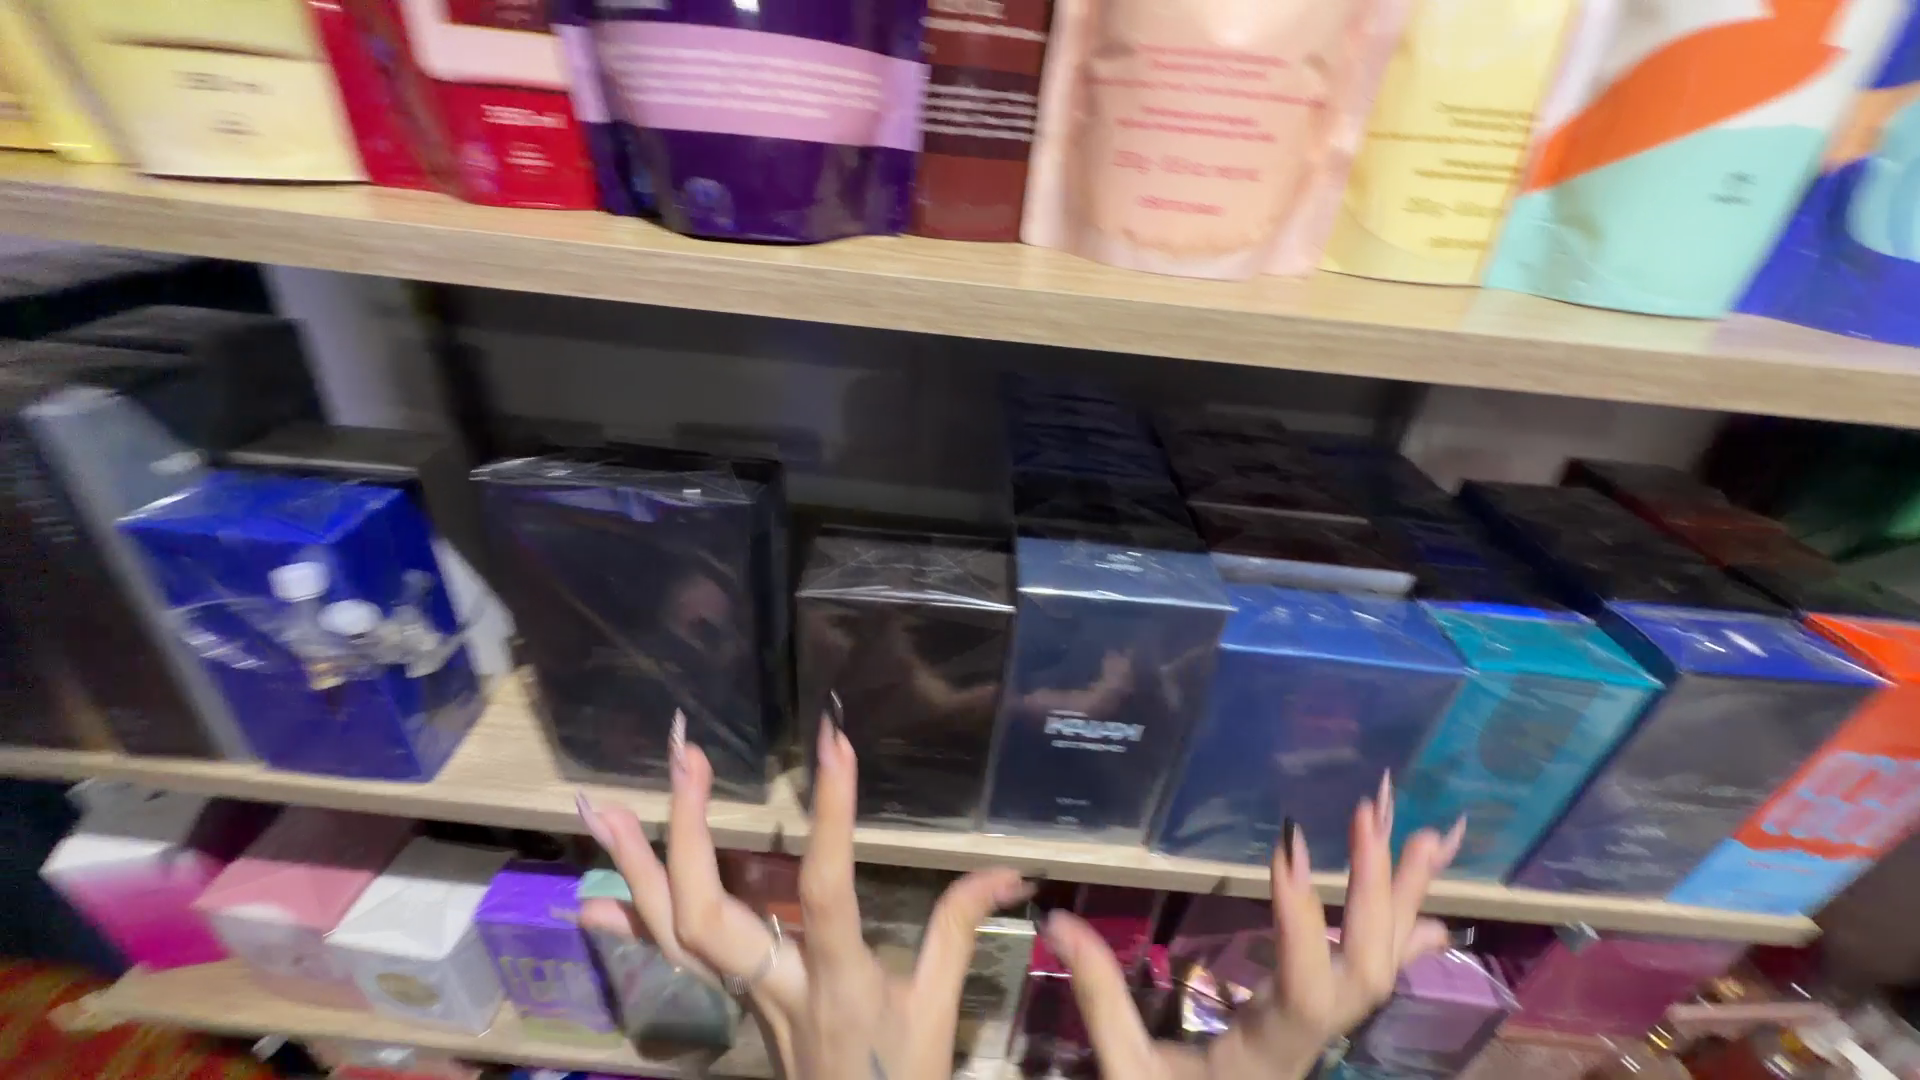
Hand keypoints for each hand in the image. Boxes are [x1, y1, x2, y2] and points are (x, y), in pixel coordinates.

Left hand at [577, 712, 1032, 1079]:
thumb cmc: (899, 1074)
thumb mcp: (938, 1006)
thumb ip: (961, 927)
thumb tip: (1010, 872)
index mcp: (837, 979)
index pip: (826, 889)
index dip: (830, 815)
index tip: (834, 742)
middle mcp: (772, 984)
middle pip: (708, 914)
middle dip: (691, 831)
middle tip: (688, 758)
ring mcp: (738, 995)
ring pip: (671, 933)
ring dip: (634, 868)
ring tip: (601, 807)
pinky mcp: (727, 999)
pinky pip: (668, 960)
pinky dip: (628, 924)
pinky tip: (590, 898)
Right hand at [1040, 776, 1463, 1079]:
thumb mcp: (1127, 1069)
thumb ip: (1098, 996)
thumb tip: (1054, 920)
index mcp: (1270, 1051)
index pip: (1304, 988)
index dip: (1302, 920)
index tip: (1289, 845)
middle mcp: (1316, 1038)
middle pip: (1367, 968)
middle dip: (1373, 888)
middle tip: (1372, 813)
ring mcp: (1329, 1030)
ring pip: (1385, 965)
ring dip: (1405, 896)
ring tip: (1430, 834)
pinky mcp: (1325, 1019)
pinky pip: (1379, 975)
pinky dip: (1408, 935)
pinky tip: (1433, 913)